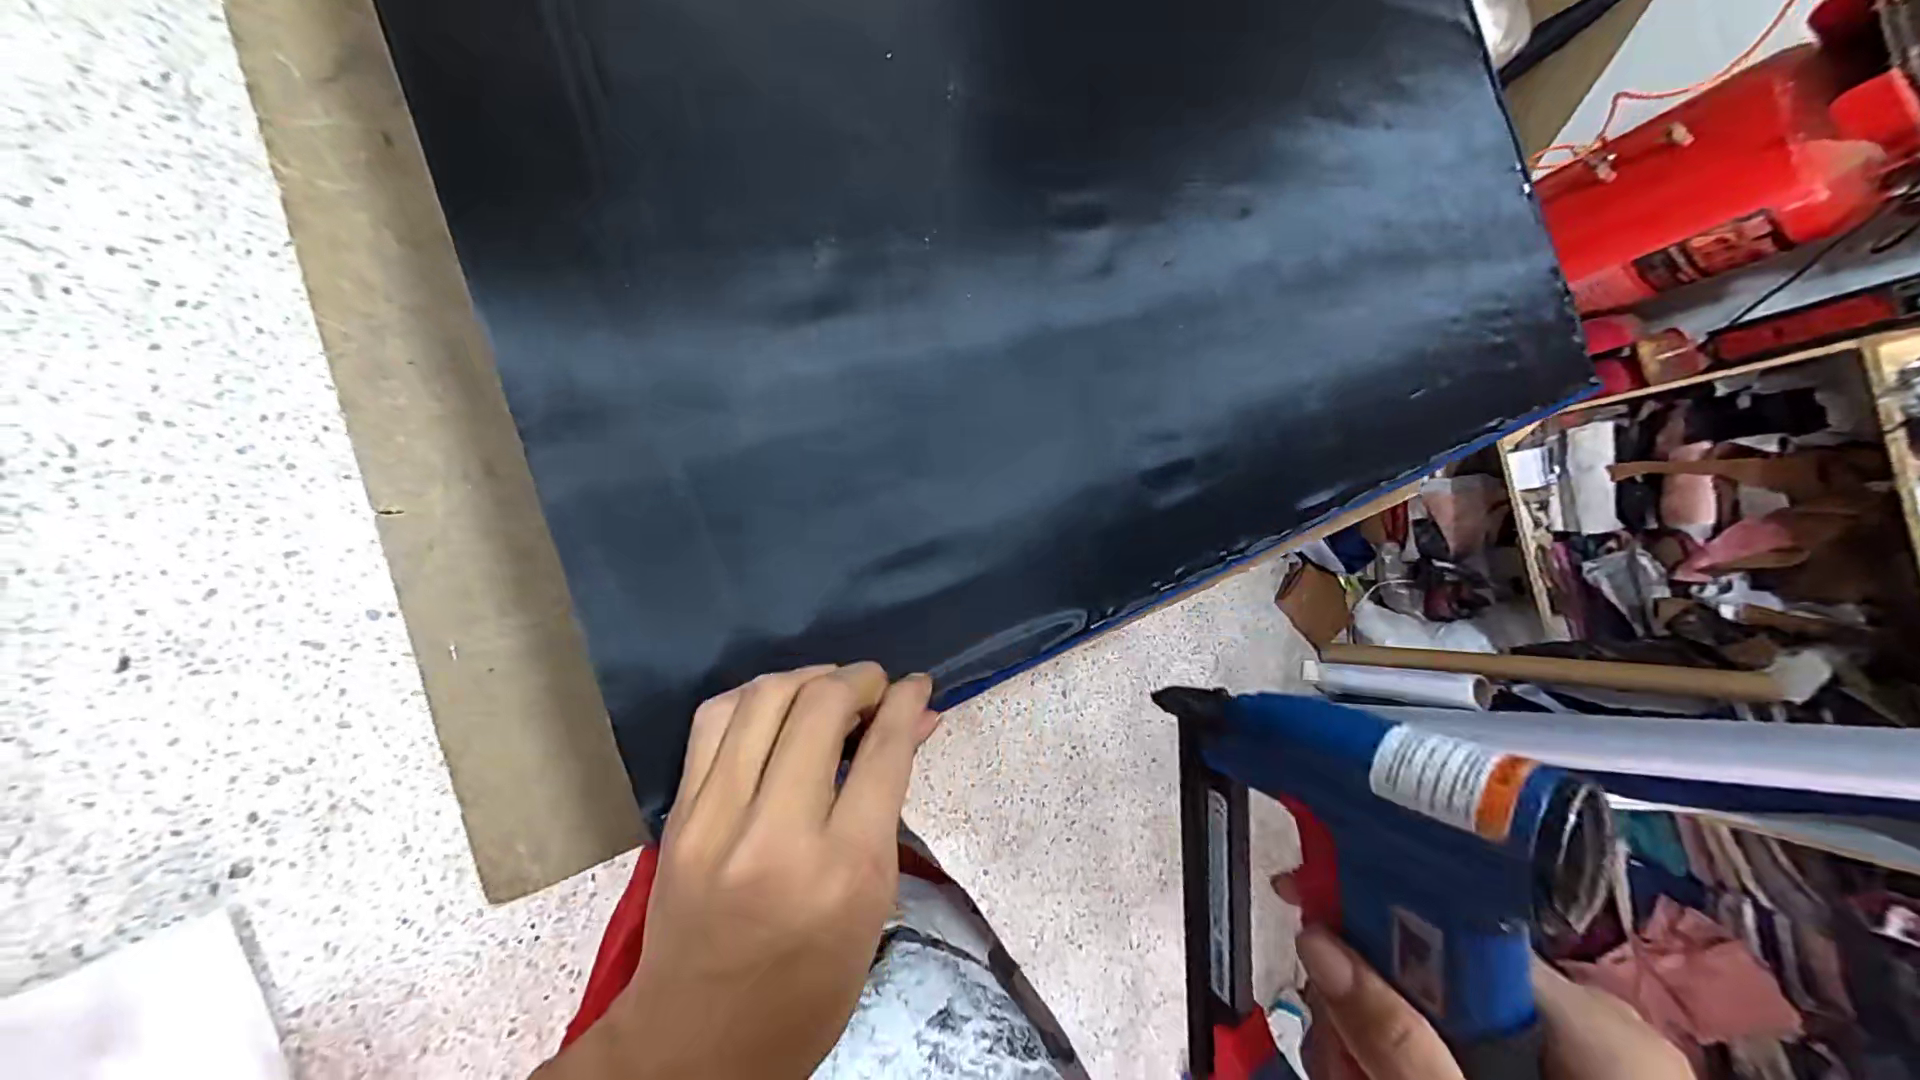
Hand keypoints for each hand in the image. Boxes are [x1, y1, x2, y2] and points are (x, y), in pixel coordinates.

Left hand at [541, 663, 939, 1079]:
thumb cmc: (809, 986)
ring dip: (809, 676)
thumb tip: (917, 722)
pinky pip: (714, 718)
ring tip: (832, 687)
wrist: (696, 1043)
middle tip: (877, 685)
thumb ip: (892, 801)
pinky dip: (755, 695)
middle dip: (861, 678)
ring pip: (764, 697)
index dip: (905, 702)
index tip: (917, 684)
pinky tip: (778, 704)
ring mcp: (715, 818)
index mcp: (842, 870)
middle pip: (821, 707)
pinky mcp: (680, 813)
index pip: (883, 751)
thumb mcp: (873, 901)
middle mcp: (777, 833)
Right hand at [1296, 928, 1689, 1079]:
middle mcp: (1592, 1025)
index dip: (1370, 918)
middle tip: (1333, 1061)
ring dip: (1380, 1041)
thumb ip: (1396, 1045)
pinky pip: (1467, 1046)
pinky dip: (1416, 1063)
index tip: (1302, 924)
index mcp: (1597, 1028)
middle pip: (1440, 969)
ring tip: (1351, 1078)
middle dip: (1367, 1005)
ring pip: (1442, 1009)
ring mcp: (1581, 1059)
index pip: (1457, 926)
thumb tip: (1314, 939)